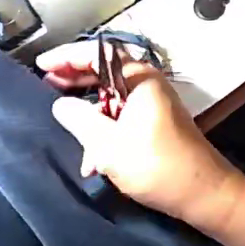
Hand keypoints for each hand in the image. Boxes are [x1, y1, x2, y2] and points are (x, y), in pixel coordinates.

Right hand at [37, 41, 244, 229]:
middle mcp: (147, 85)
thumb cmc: (156, 164)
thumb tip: (61, 104)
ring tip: (64, 123)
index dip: (68, 56)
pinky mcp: (154, 124)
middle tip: (47, 85)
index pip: (99, 53)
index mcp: (139, 79)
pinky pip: (122, 117)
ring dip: (89, 113)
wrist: (202, 192)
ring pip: (111, 98)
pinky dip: (104, 130)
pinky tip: (92, 159)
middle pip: (105, 72)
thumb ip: (80, 120)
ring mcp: (153, 104)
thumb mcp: (108, 144)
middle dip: (75, 80)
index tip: (43, 63)